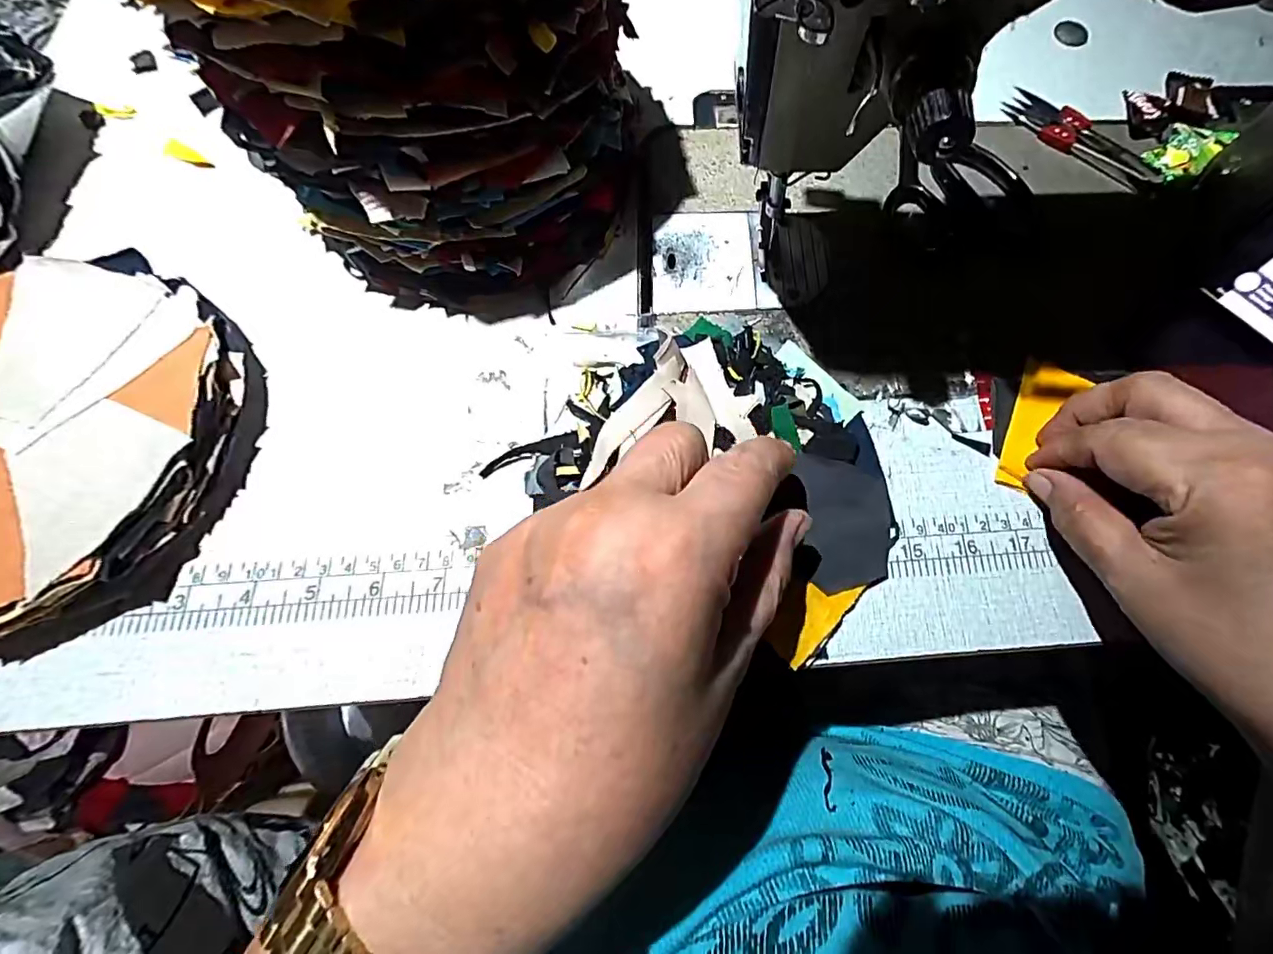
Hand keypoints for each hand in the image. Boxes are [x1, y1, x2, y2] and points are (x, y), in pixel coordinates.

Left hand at [337, 425, 806, 953]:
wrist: (482, 830)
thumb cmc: (631, 767)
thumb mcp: (722, 675)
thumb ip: (763, 581)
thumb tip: (789, 522)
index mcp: (675, 551)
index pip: (743, 467)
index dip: (774, 461)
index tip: (781, 473)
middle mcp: (607, 515)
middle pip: (677, 442)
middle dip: (709, 473)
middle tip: (712, 534)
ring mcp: (546, 525)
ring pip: (625, 477)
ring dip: (654, 503)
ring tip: (645, 578)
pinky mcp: (502, 545)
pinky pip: (579, 511)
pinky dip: (605, 531)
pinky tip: (589, 601)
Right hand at [1022, 372, 1272, 802]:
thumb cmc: (1236, 654)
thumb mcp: (1140, 588)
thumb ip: (1083, 520)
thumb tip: (1044, 480)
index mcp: (1221, 475)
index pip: (1119, 436)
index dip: (1065, 448)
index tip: (1030, 467)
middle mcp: (1256, 443)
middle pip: (1153, 392)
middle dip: (1091, 410)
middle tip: (1051, 445)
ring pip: (1183, 402)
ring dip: (1127, 417)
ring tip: (1085, 453)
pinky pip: (1209, 427)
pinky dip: (1162, 434)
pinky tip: (1136, 467)